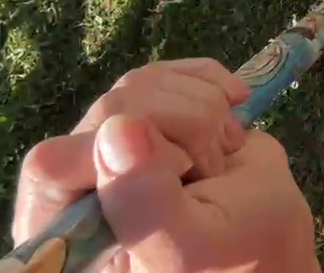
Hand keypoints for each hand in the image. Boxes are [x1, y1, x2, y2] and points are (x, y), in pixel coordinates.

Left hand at [13, 59, 319, 272]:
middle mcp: (79, 178)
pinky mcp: (158, 107)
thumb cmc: (224, 254)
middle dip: (182, 129)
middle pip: (109, 111)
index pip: (54, 163)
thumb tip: (117, 127)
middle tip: (209, 170)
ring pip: (143, 83)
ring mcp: (118, 139)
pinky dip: (215, 82)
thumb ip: (143, 204)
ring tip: (221, 150)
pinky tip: (233, 109)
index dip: (118, 157)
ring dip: (205, 109)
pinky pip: (173, 69)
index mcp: (63, 230)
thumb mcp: (183, 248)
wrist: (269, 224)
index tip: (176, 176)